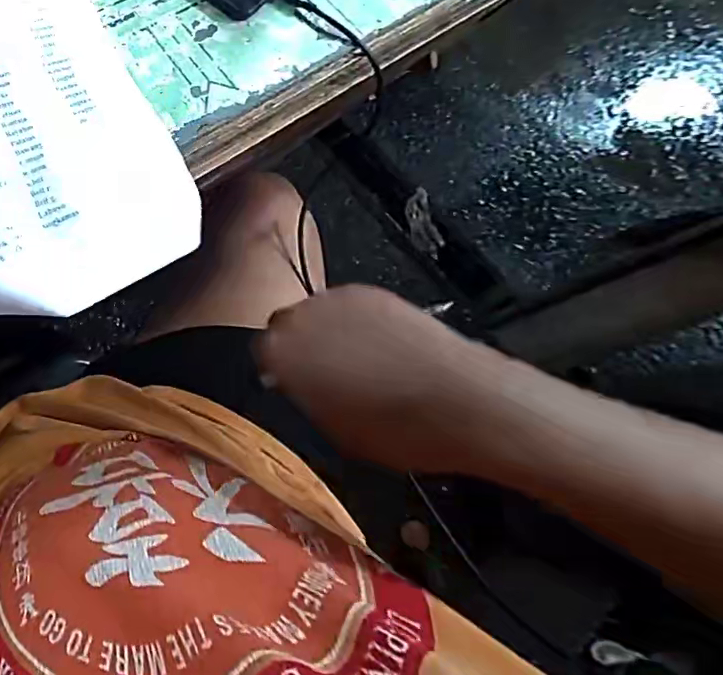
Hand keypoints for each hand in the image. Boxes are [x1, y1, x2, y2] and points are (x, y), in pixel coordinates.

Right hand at [255, 284, 532, 475]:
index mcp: (278, 354)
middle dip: (301, 345)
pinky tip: (385, 347)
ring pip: (318, 314)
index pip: (260, 353)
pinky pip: (350, 306)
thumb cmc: (397, 430)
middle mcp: (296, 318)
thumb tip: (302, 389)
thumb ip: (305, 401)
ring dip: (330, 331)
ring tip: (362, 361)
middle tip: (328, 373)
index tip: (295, 384)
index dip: (278, 370)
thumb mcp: (335, 432)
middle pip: (286, 326)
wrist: (462, 400)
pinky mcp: (367, 290)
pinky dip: (360, 322)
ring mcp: (332, 299)